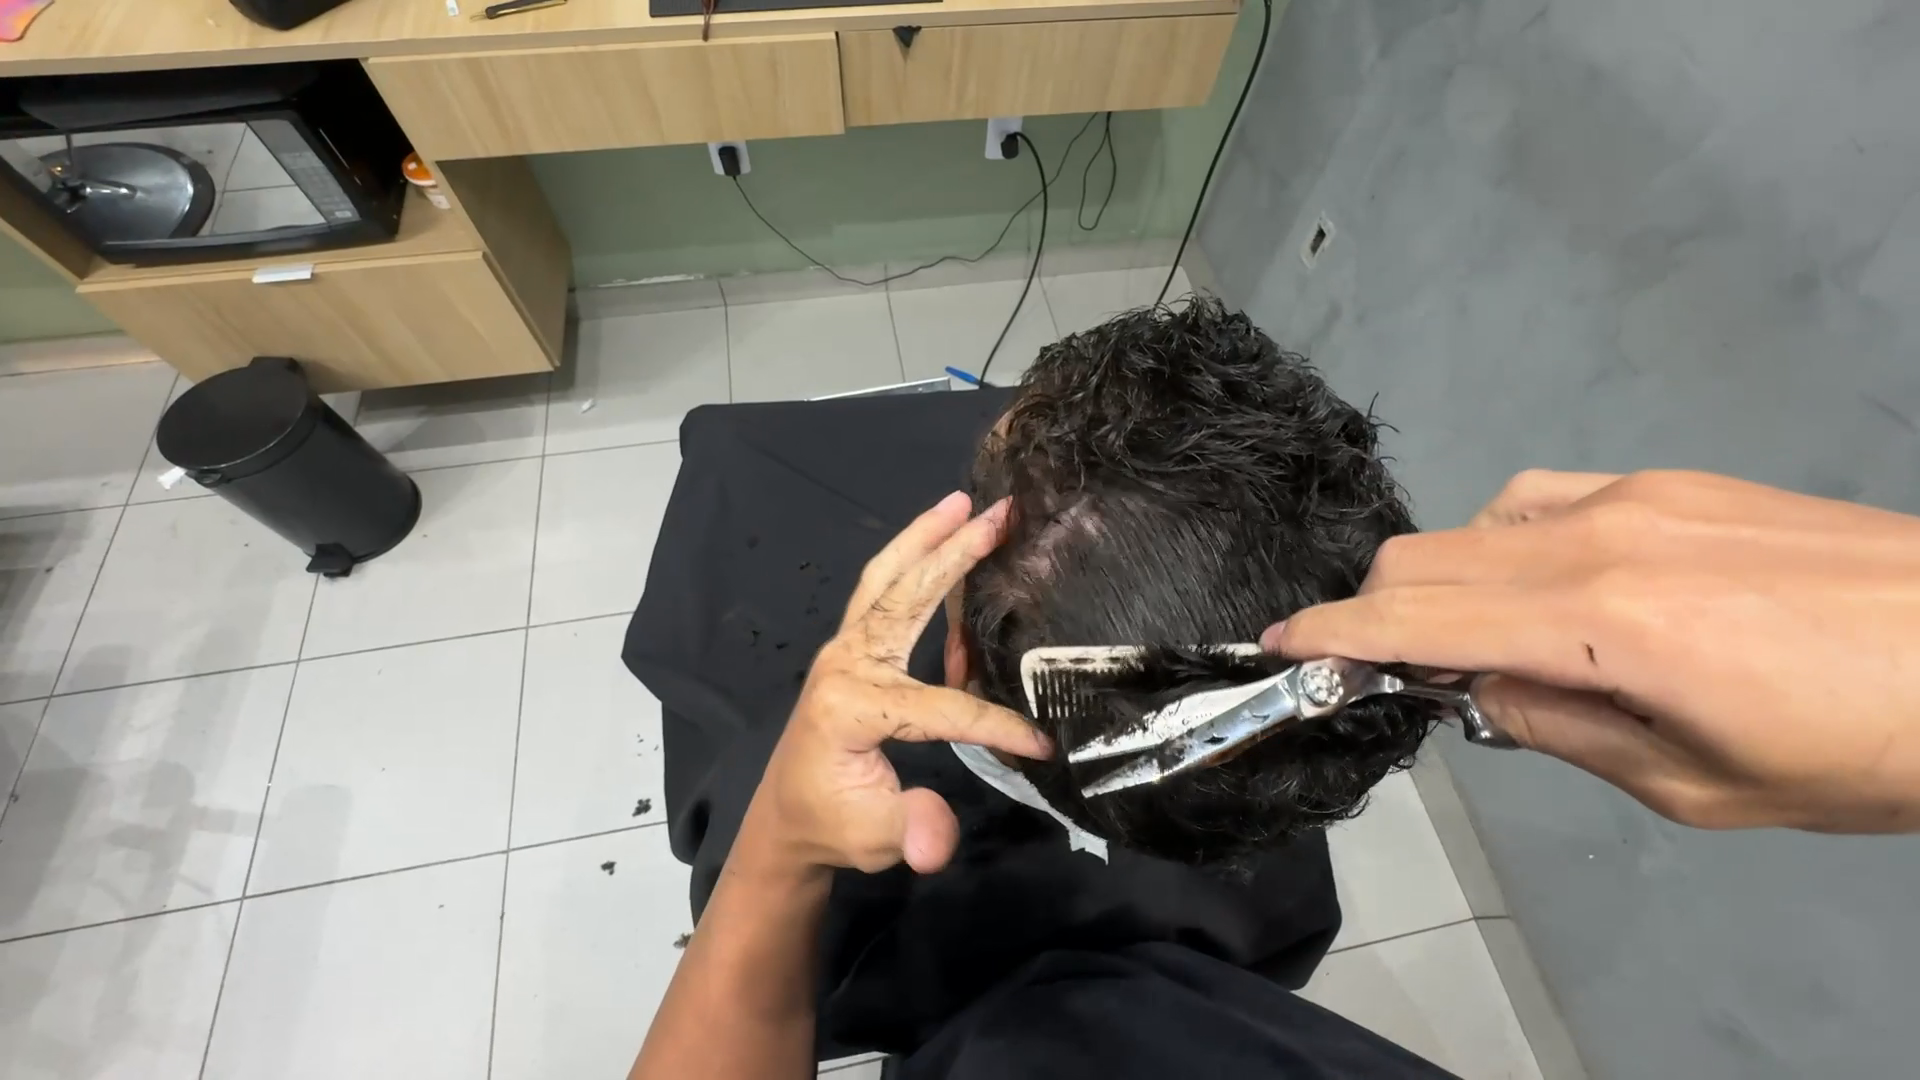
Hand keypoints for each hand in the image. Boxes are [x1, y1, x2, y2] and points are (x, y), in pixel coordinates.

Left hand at [744, 492, 1051, 875]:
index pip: (944, 707)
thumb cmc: (831, 825)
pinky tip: (941, 546)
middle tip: (998, 512)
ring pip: (887, 578)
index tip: (1041, 742)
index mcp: (853, 704)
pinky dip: (912, 561)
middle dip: (955, 551)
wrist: (787, 817)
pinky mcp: (851, 648)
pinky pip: (882, 592)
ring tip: (963, 502)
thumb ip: (909, 831)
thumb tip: (939, 839)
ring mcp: (846, 648)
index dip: (996, 725)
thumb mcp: (873, 837)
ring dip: (926, 537)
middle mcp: (846, 660)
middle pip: (905, 593)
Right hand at [1265, 469, 1919, 832]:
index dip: (1334, 634)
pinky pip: (1525, 502)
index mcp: (1602, 624)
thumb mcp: (1695, 784)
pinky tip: (1543, 580)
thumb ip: (1555, 724)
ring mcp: (1625, 497)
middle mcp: (1592, 540)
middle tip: (1396, 668)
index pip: (1416, 620)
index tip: (1279, 645)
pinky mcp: (1659, 480)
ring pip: (1461, 527)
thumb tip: (1476, 683)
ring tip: (1488, 635)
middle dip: (1373, 612)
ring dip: (1437, 584)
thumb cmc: (1868, 748)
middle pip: (1416, 559)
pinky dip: (1493, 546)